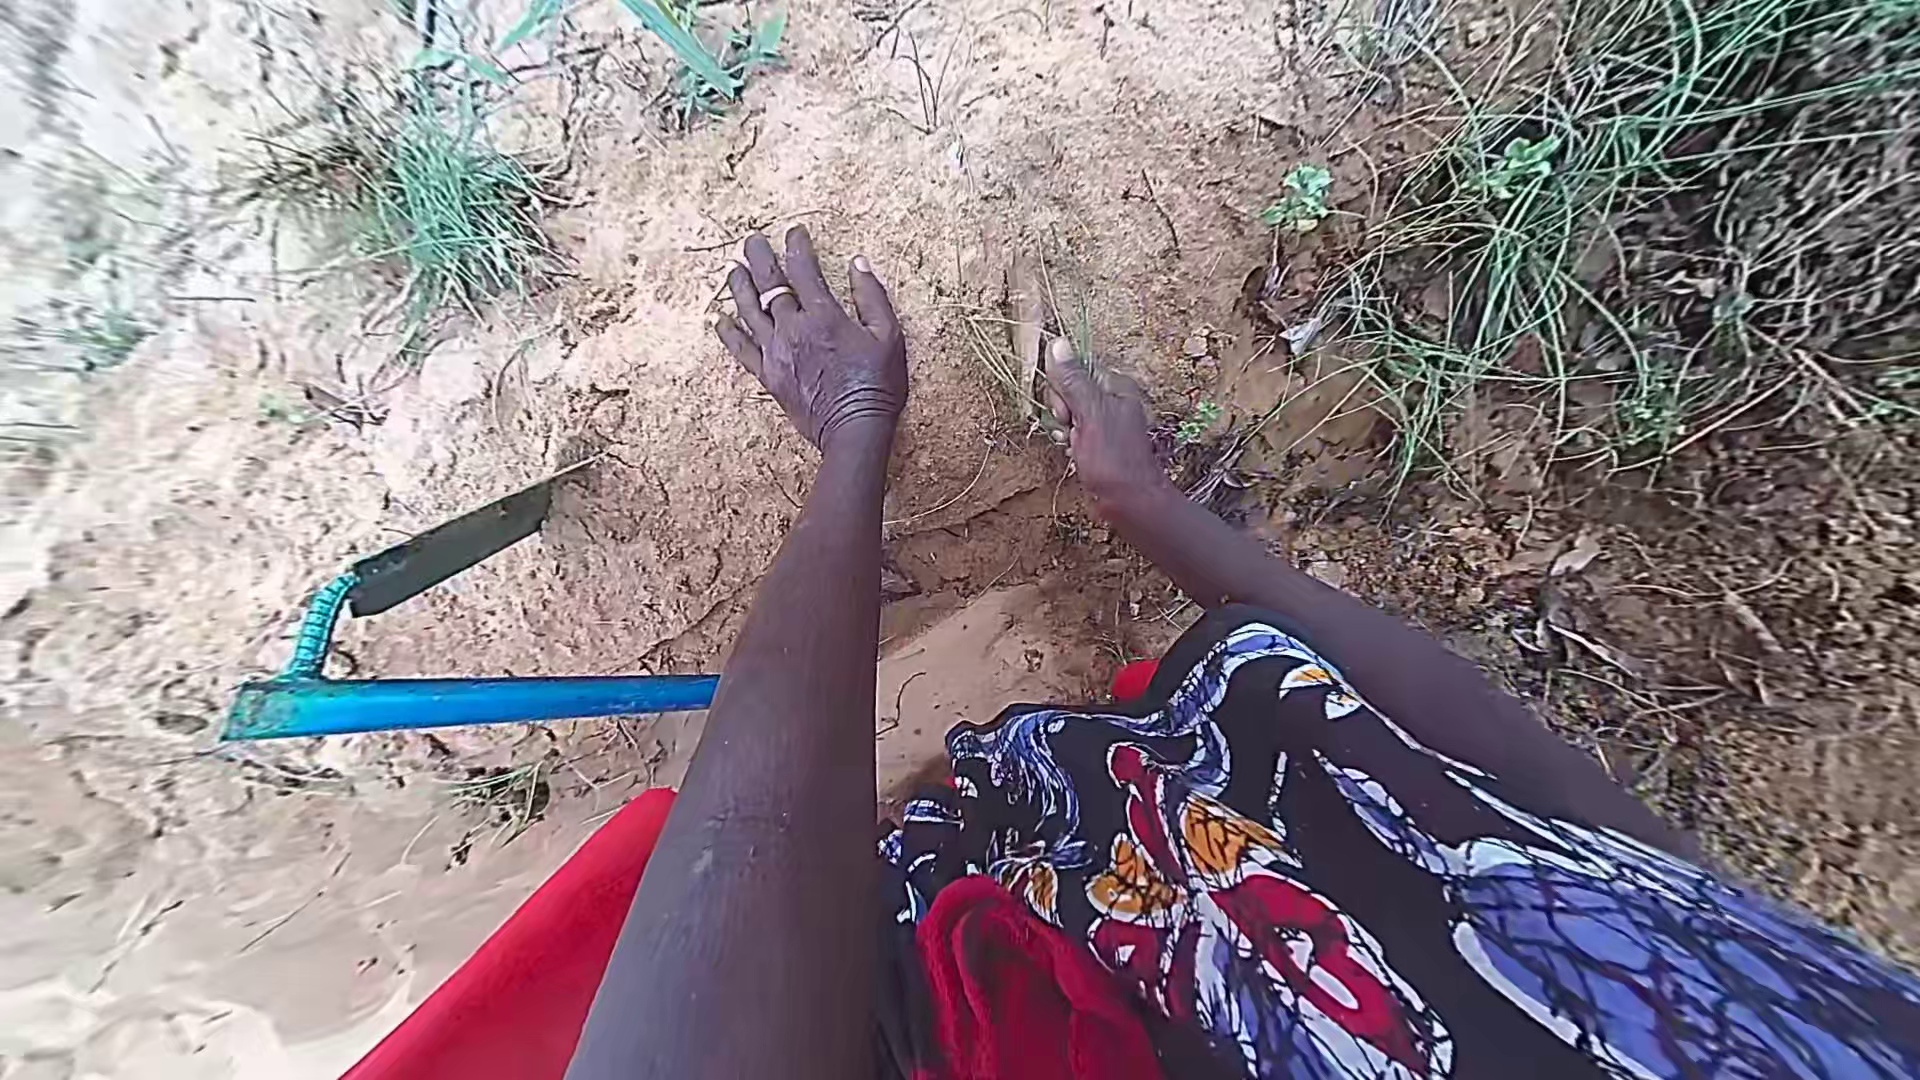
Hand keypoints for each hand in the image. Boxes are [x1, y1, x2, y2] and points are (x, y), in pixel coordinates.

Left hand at [715, 226, 907, 453]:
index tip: (795, 233)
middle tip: (753, 241)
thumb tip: (858, 263)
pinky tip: (720, 320)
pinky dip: (729, 332)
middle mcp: (794, 329)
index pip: (803, 269)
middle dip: (760, 257)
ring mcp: (777, 353)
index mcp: (824, 316)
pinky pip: (742, 349)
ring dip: (739, 286)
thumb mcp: (889, 337)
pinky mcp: (769, 376)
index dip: (797, 246)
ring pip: (750, 310)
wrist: (854, 430)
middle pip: (769, 283)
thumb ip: (872, 297)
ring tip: (733, 270)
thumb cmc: (877, 386)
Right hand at [1044, 338, 1177, 519]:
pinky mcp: (1097, 442)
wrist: (1129, 501)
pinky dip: (1069, 442)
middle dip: (1062, 411)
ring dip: (1064, 429)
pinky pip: (1073, 431)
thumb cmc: (1113, 459)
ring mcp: (1103, 422)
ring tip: (1074, 445)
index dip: (1063, 389)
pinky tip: (1074, 453)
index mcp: (1115, 387)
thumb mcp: (1090, 414)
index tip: (1067, 412)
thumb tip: (1057, 343)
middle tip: (1072, 430)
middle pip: (1069, 391)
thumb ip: (1073, 380)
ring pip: (1067, 413)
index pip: (1075, 370)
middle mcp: (1110, 400)